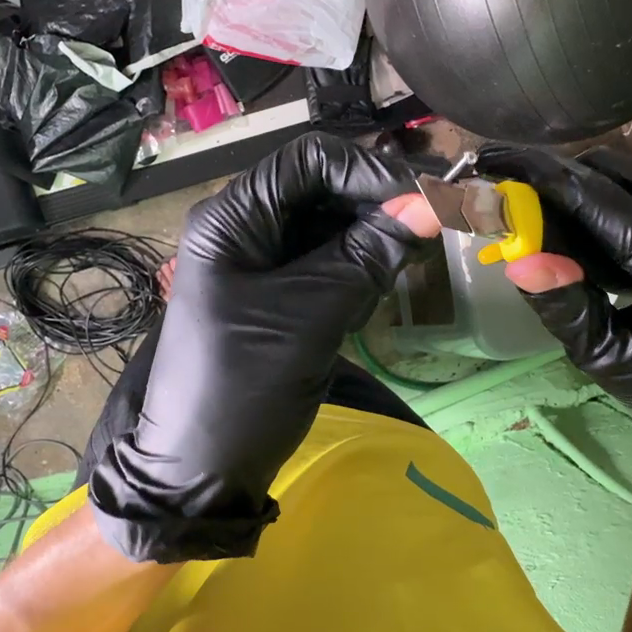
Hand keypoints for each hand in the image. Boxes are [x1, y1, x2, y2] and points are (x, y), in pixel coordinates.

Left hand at [87, 133, 437, 561]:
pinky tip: (365, 302)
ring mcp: (262, 262)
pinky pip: (329, 263)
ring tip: (387, 281)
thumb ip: (368, 255)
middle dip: (374, 209)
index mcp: (232, 219)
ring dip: (369, 244)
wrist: (202, 470)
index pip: (308, 162)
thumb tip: (428, 204)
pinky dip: (357, 273)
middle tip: (426, 237)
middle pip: (322, 190)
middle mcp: (245, 228)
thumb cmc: (242, 387)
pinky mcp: (281, 294)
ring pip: (332, 227)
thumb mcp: (310, 316)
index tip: (424, 199)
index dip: (369, 171)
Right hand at [474, 146, 631, 488]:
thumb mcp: (605, 358)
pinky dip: (606, 199)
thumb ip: (564, 305)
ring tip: (542, 218)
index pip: (600, 199)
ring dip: (580, 186)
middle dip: (556, 175)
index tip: (494, 161)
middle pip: (614, 171)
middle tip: (512, 194)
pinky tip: (584, 235)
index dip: (542, 176)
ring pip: (630, 174)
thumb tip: (519, 256)